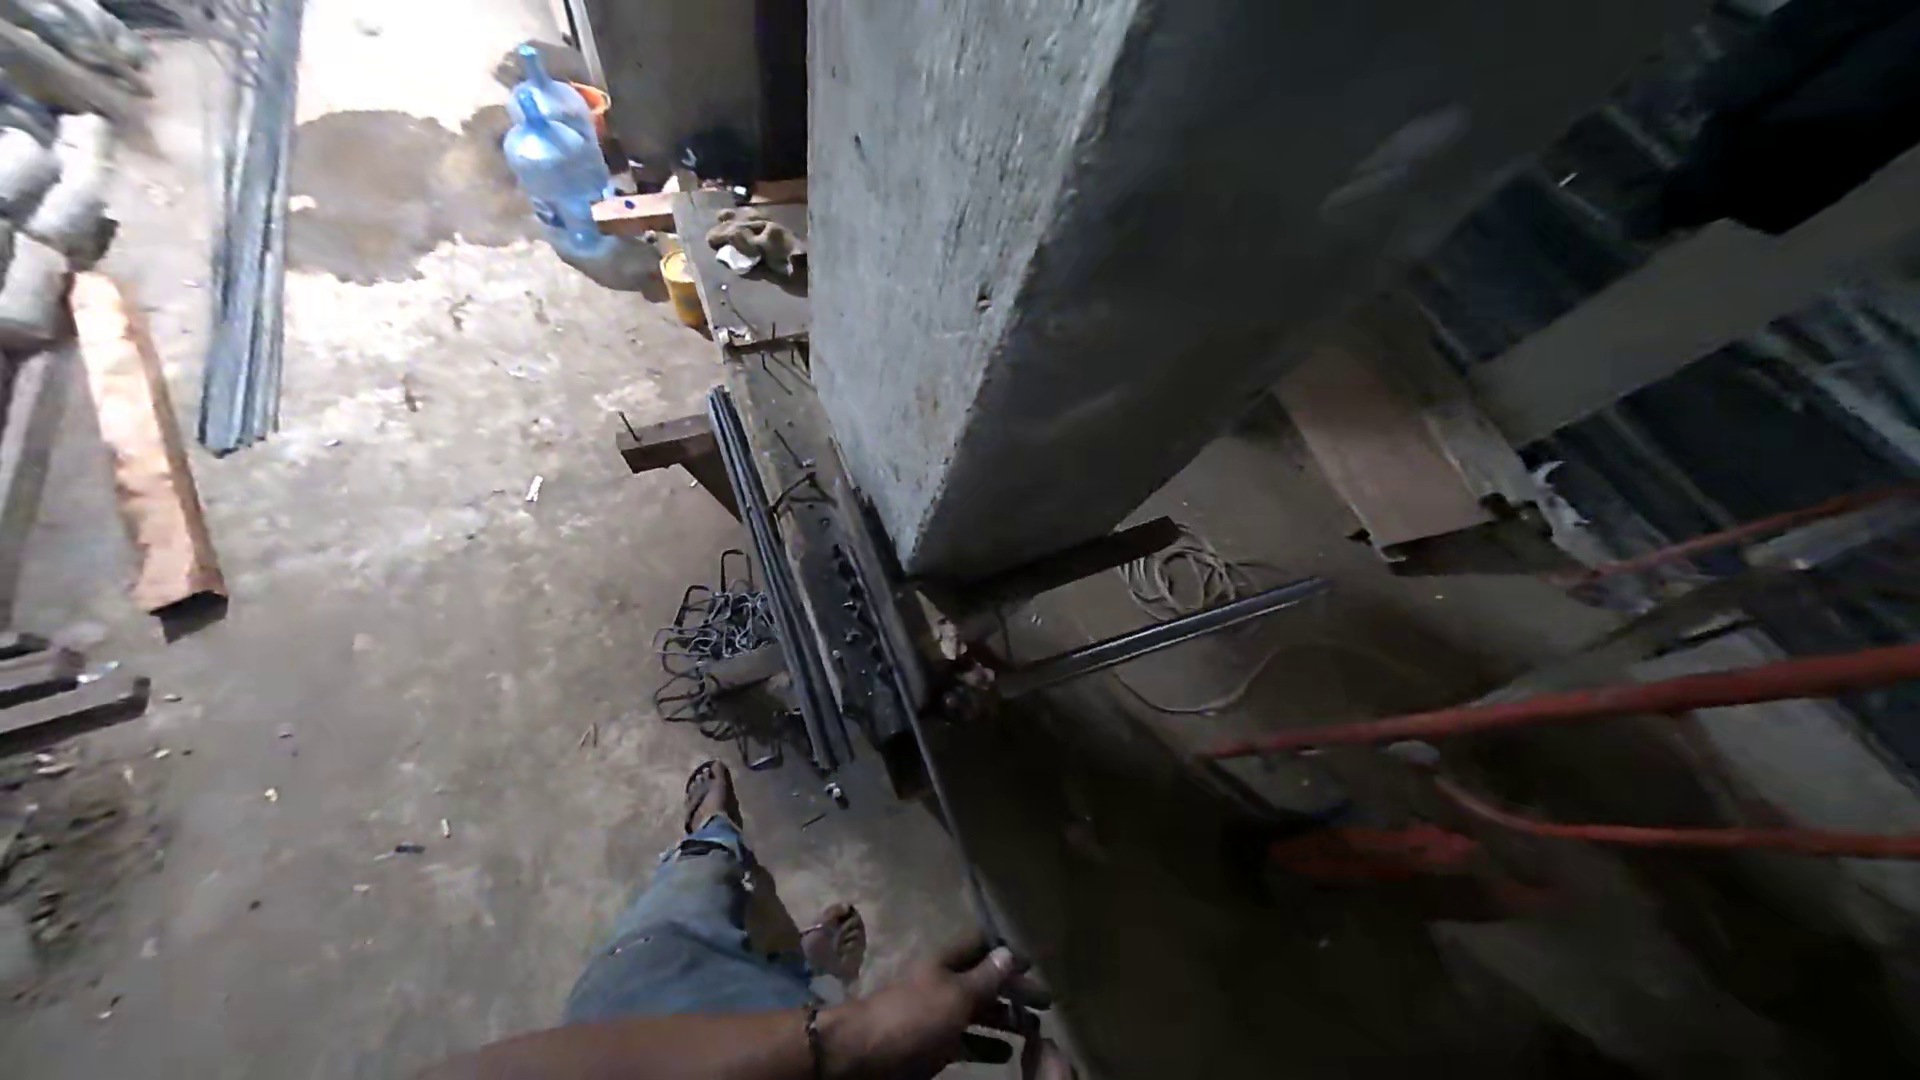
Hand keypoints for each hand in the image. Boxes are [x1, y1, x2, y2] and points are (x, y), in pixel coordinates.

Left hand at [816, 935, 1057, 1079]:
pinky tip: (1005, 1055)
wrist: (865, 1056)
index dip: (1007, 952)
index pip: (982, 946)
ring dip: (1004, 1019)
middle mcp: (944, 982)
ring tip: (1032, 1031)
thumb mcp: (955, 996)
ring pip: (978, 1012)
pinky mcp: (932, 1046)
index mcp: (947, 962)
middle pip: (985, 980)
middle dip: (1014, 990)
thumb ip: (984, 978)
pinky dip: (986, 1047)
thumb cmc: (913, 1018)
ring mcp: (937, 1015)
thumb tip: (1008, 952)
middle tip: (1045, 1004)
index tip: (1034, 963)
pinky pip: (966, 1042)